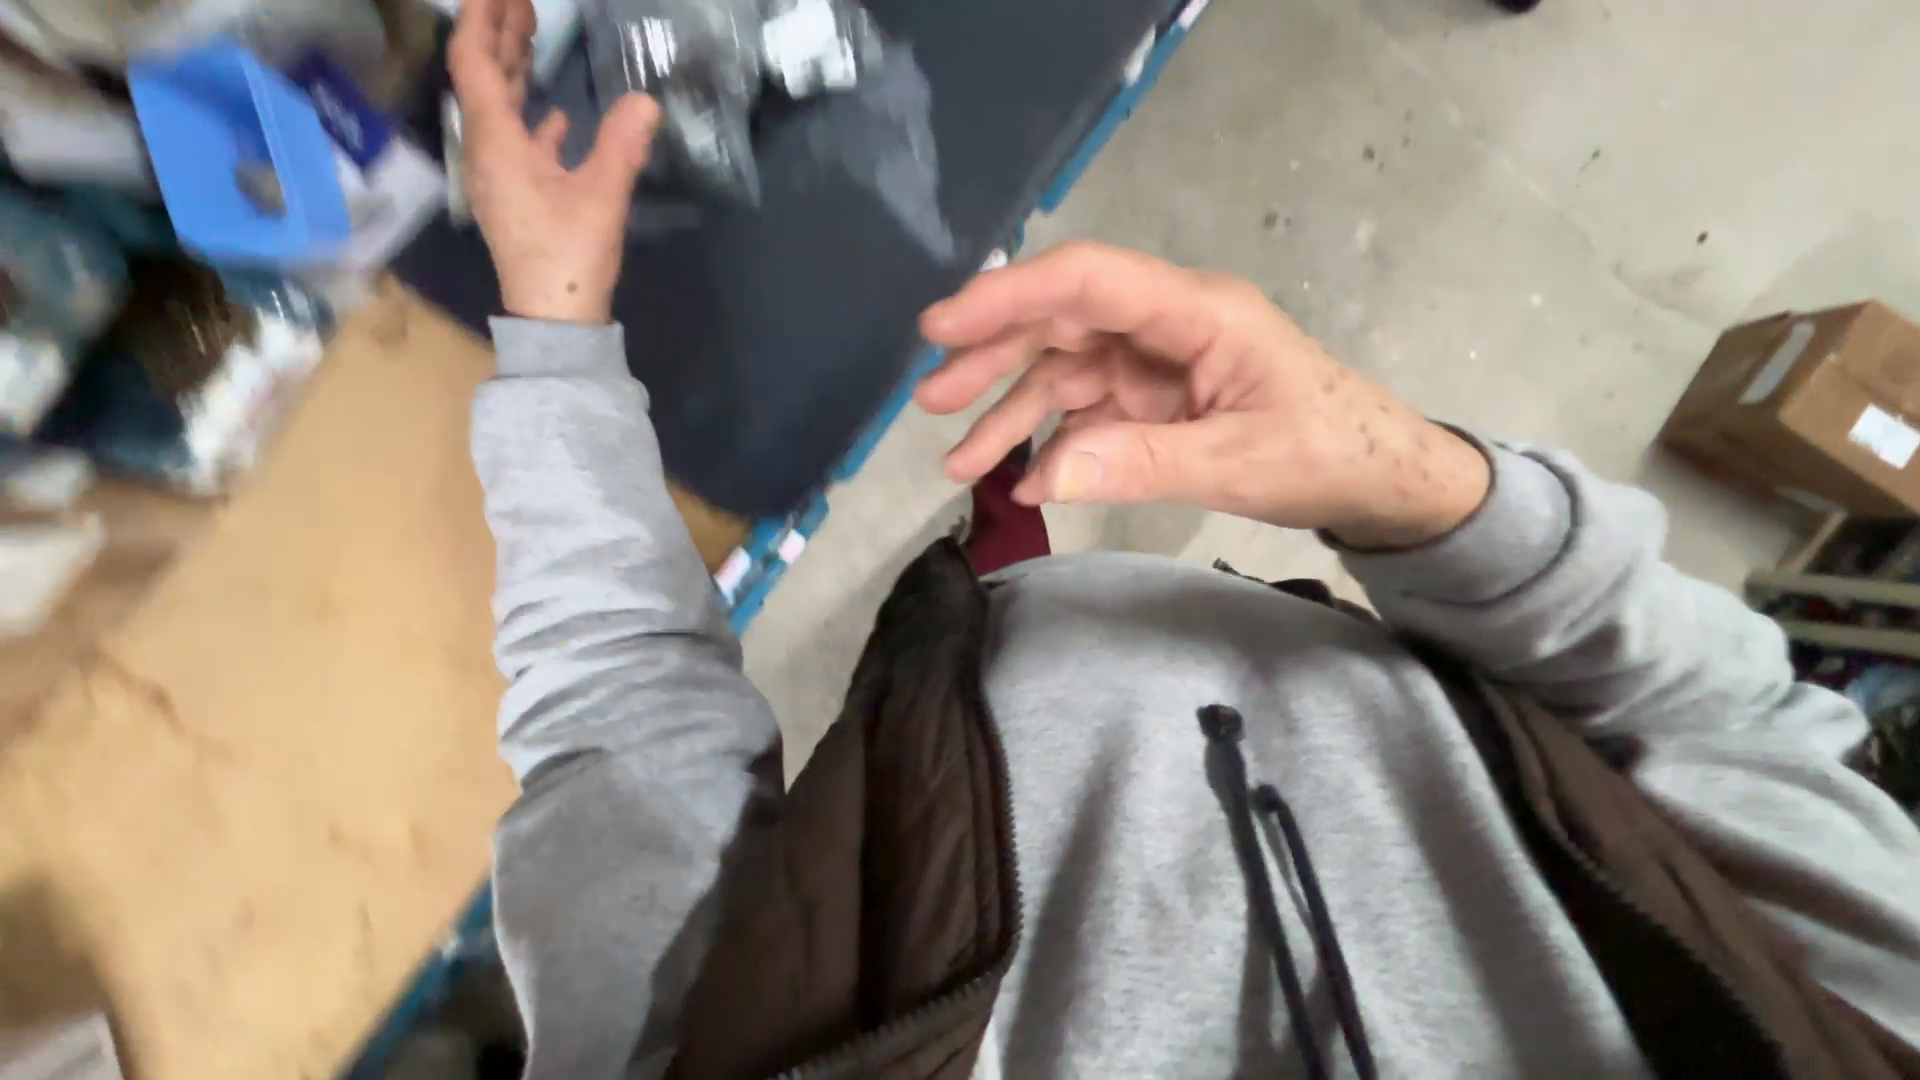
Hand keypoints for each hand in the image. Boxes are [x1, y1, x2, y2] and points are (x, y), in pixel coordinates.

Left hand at [448, 0, 661, 323]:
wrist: (555, 318)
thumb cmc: (570, 257)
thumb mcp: (602, 198)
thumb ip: (621, 146)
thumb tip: (647, 102)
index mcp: (496, 143)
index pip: (475, 62)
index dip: (483, 19)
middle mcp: (487, 153)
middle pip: (482, 80)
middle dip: (498, 35)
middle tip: (522, 2)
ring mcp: (499, 178)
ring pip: (497, 112)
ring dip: (512, 74)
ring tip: (532, 42)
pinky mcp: (515, 200)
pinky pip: (515, 144)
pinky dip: (530, 121)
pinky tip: (555, 119)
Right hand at [915, 242, 1490, 547]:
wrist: (1375, 479)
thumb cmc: (1326, 453)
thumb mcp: (1239, 463)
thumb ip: (1143, 465)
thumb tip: (1042, 477)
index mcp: (1194, 312)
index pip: (1086, 282)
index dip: (1008, 296)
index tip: (942, 327)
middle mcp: (1164, 325)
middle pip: (1060, 324)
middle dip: (991, 360)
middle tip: (929, 400)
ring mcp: (1153, 364)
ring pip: (1062, 373)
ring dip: (1007, 413)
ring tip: (956, 462)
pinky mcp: (1150, 400)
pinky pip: (1084, 415)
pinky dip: (1049, 447)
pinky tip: (1022, 481)